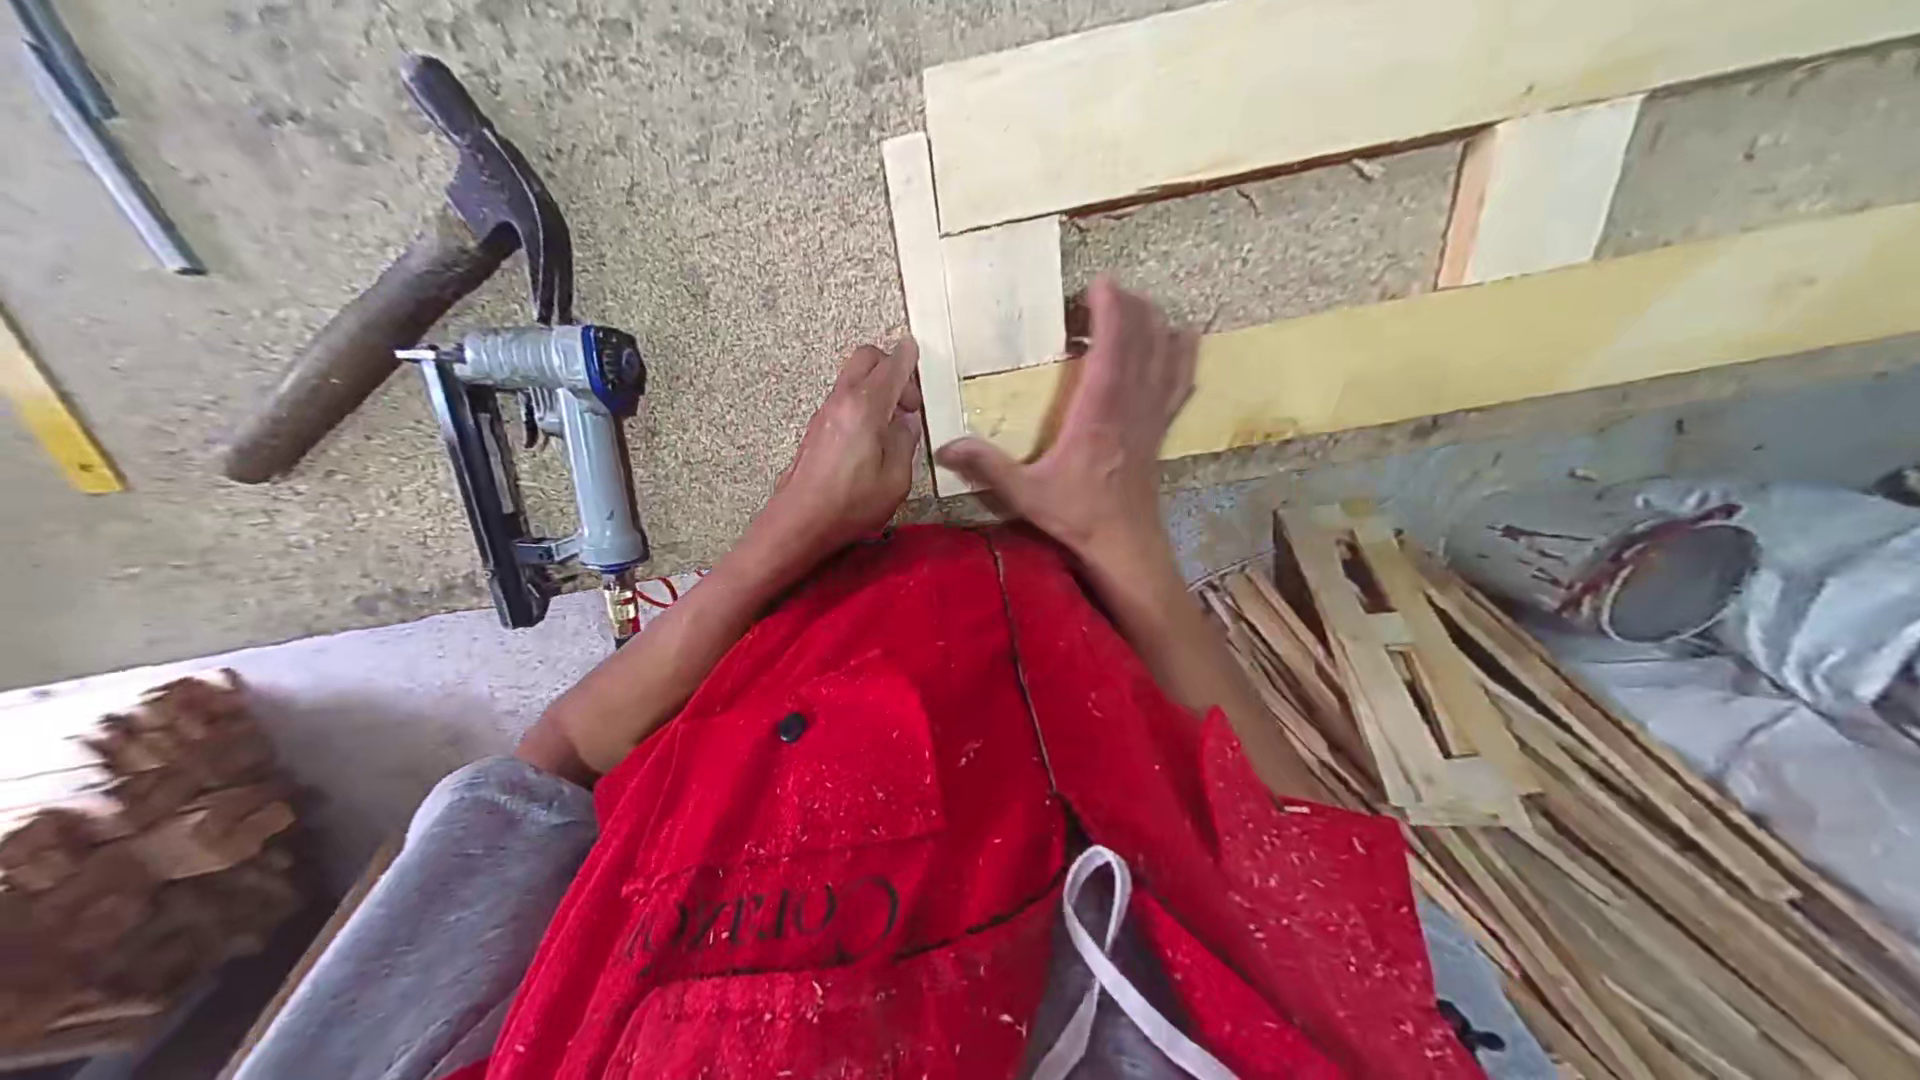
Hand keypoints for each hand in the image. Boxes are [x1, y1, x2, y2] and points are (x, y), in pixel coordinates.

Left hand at [756, 337, 923, 562]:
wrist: (800, 522)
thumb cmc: (846, 505)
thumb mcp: (895, 479)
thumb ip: (905, 443)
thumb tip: (906, 425)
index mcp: (865, 408)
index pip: (891, 367)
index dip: (908, 358)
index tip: (915, 353)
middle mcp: (841, 402)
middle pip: (866, 358)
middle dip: (891, 366)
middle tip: (908, 397)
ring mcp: (825, 413)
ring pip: (853, 378)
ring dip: (876, 386)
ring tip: (894, 420)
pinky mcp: (817, 428)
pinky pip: (844, 398)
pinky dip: (863, 402)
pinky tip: (875, 433)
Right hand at [935, 278, 1196, 580]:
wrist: (1125, 544)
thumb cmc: (1076, 517)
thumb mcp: (1025, 493)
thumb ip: (987, 466)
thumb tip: (945, 447)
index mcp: (1097, 415)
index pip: (1111, 349)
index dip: (1110, 311)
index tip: (1099, 284)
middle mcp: (1130, 407)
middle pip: (1143, 341)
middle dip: (1130, 307)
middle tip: (1109, 288)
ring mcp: (1151, 417)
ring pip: (1166, 356)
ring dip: (1156, 323)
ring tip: (1140, 302)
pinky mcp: (1161, 429)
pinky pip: (1181, 383)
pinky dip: (1183, 355)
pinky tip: (1181, 338)